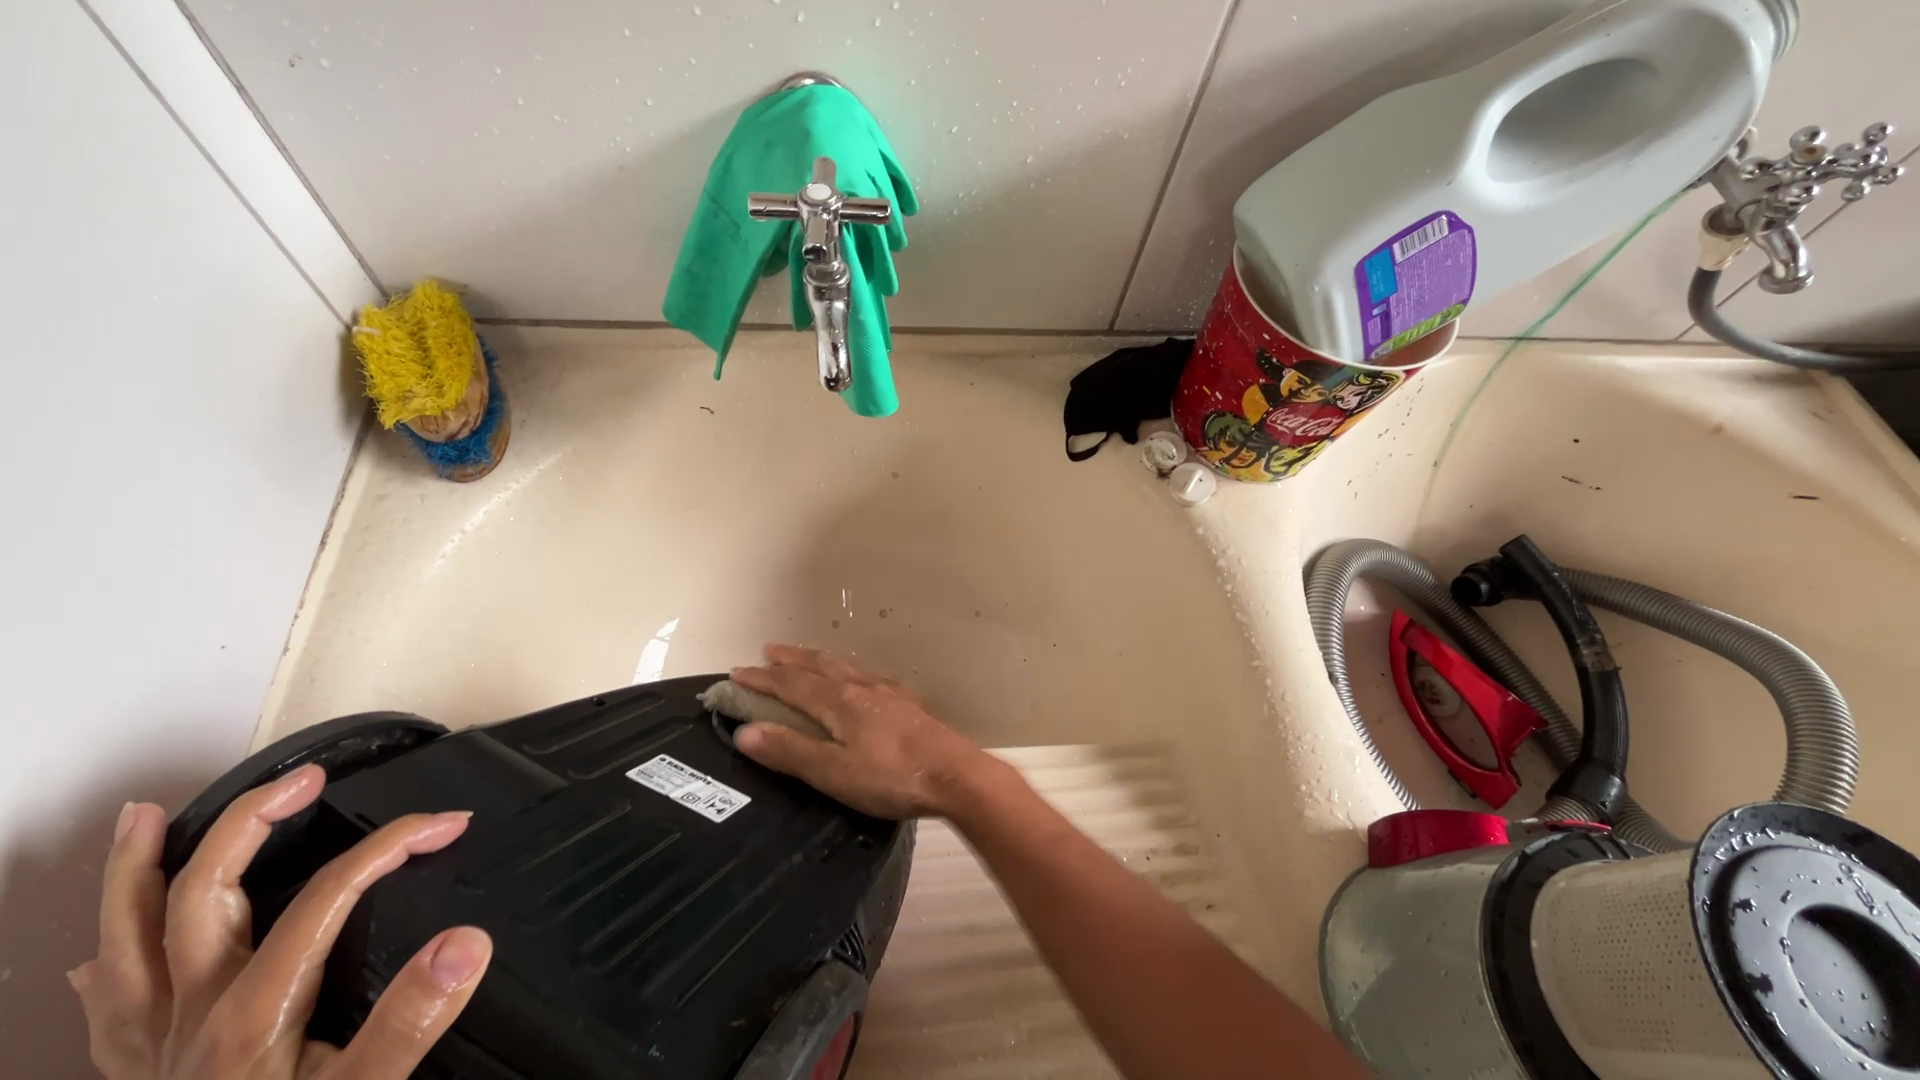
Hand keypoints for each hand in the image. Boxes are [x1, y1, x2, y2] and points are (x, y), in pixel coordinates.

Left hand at [71, 764, 491, 1079]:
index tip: (445, 825)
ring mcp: (154, 1046)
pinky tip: (95, 957)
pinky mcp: (142, 1076)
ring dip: (133, 874)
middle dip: (252, 822)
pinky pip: (107, 1010)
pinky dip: (104, 966)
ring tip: (146, 818)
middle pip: (202, 892)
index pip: (328, 894)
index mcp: (252, 1012)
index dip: (392, 845)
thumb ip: (410, 1019)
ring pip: (128, 940)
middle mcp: (191, 1016)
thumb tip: (466, 940)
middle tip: (301, 782)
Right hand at [730, 645, 992, 818]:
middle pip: (820, 665)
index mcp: (840, 701)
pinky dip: (850, 674)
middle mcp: (863, 688)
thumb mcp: (833, 772)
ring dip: (820, 662)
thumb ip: (790, 751)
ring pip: (847, 668)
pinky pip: (869, 679)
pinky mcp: (910, 706)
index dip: (763, 678)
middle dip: (791, 658)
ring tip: (808, 660)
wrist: (957, 776)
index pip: (792, 683)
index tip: (737, 672)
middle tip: (769, 651)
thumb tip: (744, 731)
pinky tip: (861, 684)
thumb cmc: (892, 778)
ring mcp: (891, 694)